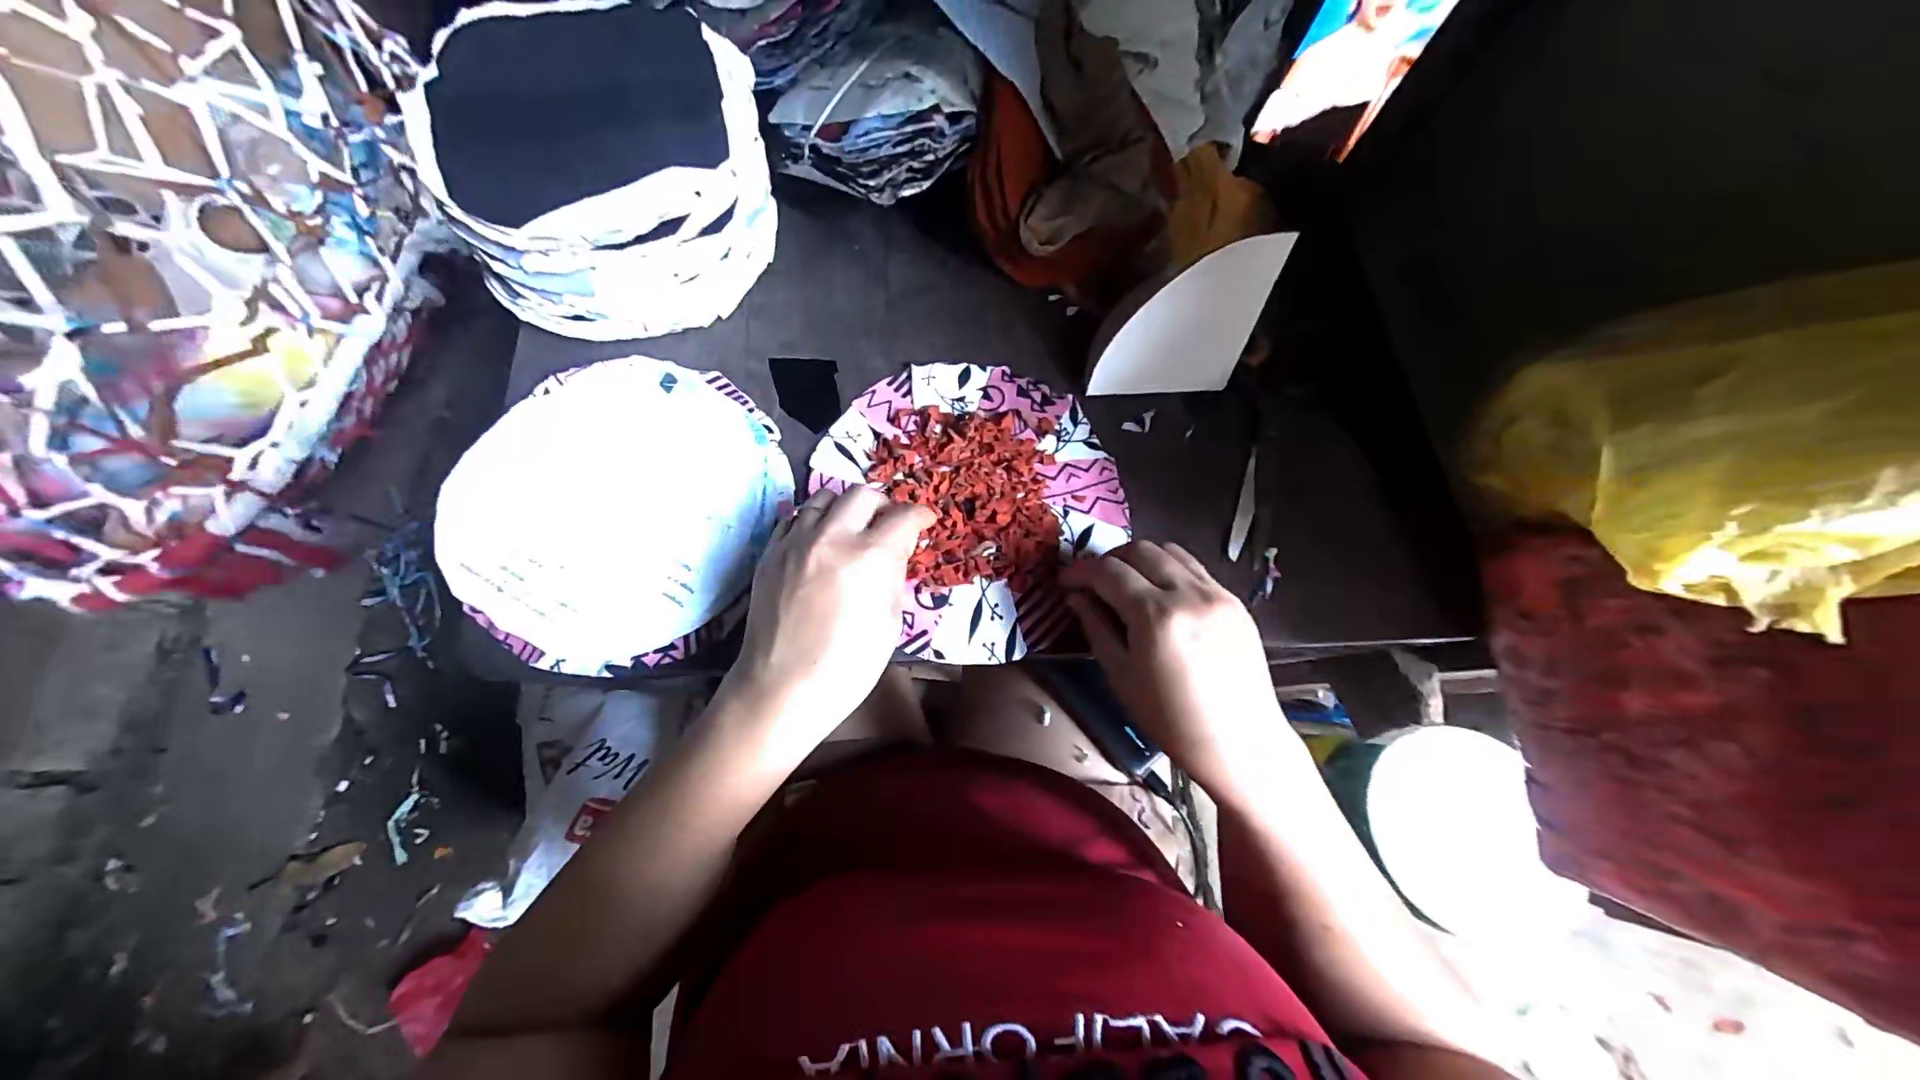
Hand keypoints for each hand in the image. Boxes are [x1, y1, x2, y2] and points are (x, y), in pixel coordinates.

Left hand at [726, 485, 933, 751]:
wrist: (784, 686)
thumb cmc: (849, 665)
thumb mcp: (890, 620)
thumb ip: (893, 575)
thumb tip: (894, 551)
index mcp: (870, 557)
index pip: (903, 516)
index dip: (920, 515)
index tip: (924, 520)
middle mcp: (832, 538)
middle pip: (863, 495)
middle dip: (883, 504)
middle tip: (890, 522)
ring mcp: (796, 542)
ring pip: (825, 498)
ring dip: (846, 506)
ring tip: (853, 525)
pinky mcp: (771, 552)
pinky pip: (795, 517)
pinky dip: (814, 520)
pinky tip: (820, 539)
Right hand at [1062, 541, 1304, 802]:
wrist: (1239, 741)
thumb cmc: (1170, 718)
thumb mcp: (1120, 675)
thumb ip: (1096, 626)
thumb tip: (1077, 596)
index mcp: (1156, 616)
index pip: (1108, 571)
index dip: (1080, 571)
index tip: (1066, 582)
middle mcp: (1188, 594)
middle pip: (1140, 549)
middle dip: (1109, 559)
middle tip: (1093, 581)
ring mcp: (1216, 593)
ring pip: (1170, 551)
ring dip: (1140, 559)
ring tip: (1127, 582)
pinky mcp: (1234, 601)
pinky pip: (1195, 568)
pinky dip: (1169, 570)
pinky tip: (1160, 594)